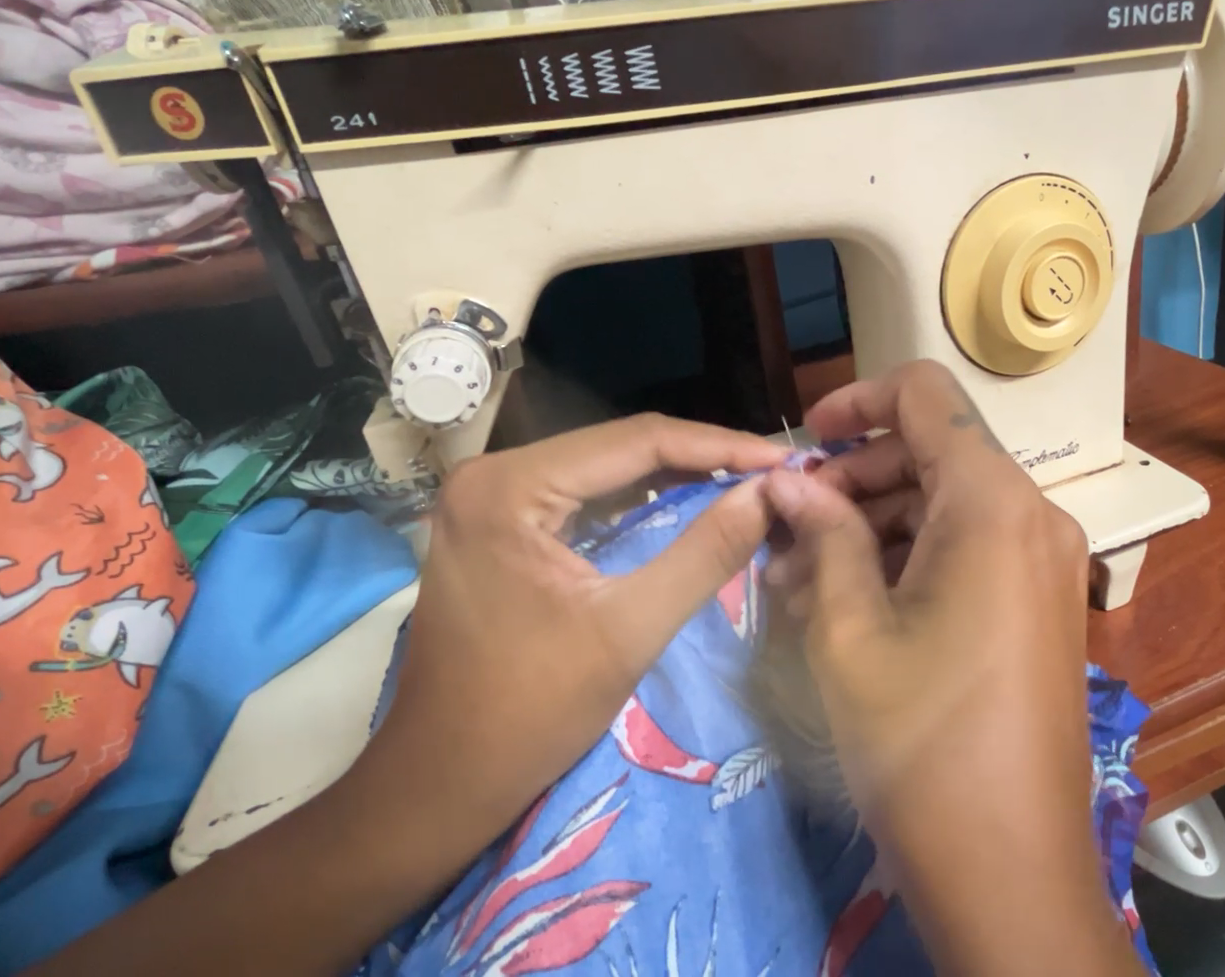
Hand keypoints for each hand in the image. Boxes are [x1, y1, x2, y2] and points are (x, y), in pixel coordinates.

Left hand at [40, 416, 789, 976]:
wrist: (439, 783)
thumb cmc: (529, 712)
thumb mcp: (630, 630)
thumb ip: (705, 554)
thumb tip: (769, 493)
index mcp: (509, 486)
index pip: (638, 441)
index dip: (722, 447)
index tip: (785, 460)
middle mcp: (492, 474)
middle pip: (621, 446)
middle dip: (704, 457)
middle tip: (773, 470)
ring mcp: (490, 498)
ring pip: (606, 468)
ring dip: (677, 475)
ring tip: (746, 482)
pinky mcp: (498, 525)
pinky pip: (586, 495)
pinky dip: (642, 500)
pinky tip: (690, 505)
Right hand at [762, 361, 1139, 973]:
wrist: (1009, 865)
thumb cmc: (919, 740)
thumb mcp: (848, 631)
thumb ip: (822, 535)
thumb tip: (788, 482)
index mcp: (992, 502)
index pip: (925, 396)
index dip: (857, 401)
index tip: (804, 443)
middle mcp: (1033, 515)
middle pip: (935, 452)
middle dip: (856, 477)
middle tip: (790, 529)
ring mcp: (1046, 561)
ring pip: (950, 504)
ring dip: (876, 524)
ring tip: (805, 578)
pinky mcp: (1042, 603)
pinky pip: (972, 549)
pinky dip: (913, 558)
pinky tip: (854, 603)